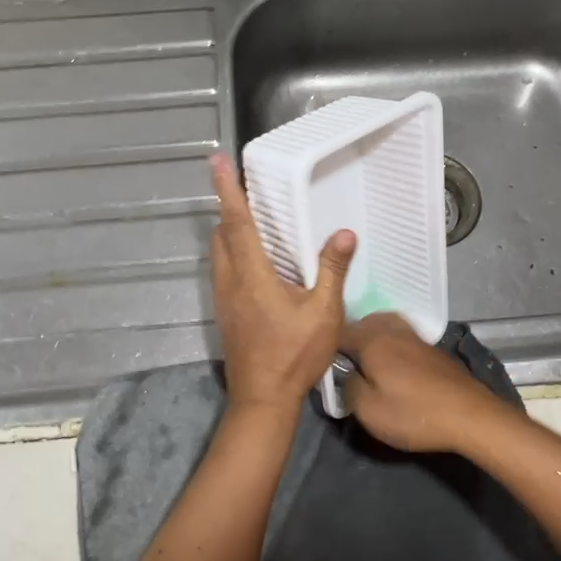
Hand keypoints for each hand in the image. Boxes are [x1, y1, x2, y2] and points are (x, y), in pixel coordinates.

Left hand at [209, 153, 355, 411]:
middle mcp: (230, 281)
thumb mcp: (323, 314)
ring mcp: (224, 298)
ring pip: (218, 252)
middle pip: (221, 233)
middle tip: (247, 189)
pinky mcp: (225, 312)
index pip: (237, 222)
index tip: (217, 161)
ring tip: (255, 220)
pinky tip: (259, 262)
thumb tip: (344, 235)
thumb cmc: (294, 356)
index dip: (228, 189)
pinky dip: (234, 253)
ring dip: (230, 231)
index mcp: (252, 275)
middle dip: (229, 208)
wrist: (262, 399)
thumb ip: (331, 271)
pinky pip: (223, 270)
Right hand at [340, 313, 508, 452]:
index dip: (326, 344)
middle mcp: (392, 331)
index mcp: (372, 341)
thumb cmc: (414, 414)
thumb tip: (345, 374)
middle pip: (363, 322)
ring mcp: (415, 337)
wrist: (470, 416)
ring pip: (384, 325)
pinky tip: (393, 364)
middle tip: (342, 360)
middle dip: (349, 336)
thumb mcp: (369, 411)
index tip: (320, 359)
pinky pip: (401, 336)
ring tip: (366, 359)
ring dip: (372, 337)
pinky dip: (391, 343)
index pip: (339, 332)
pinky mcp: (432, 349)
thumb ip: (349, 388)